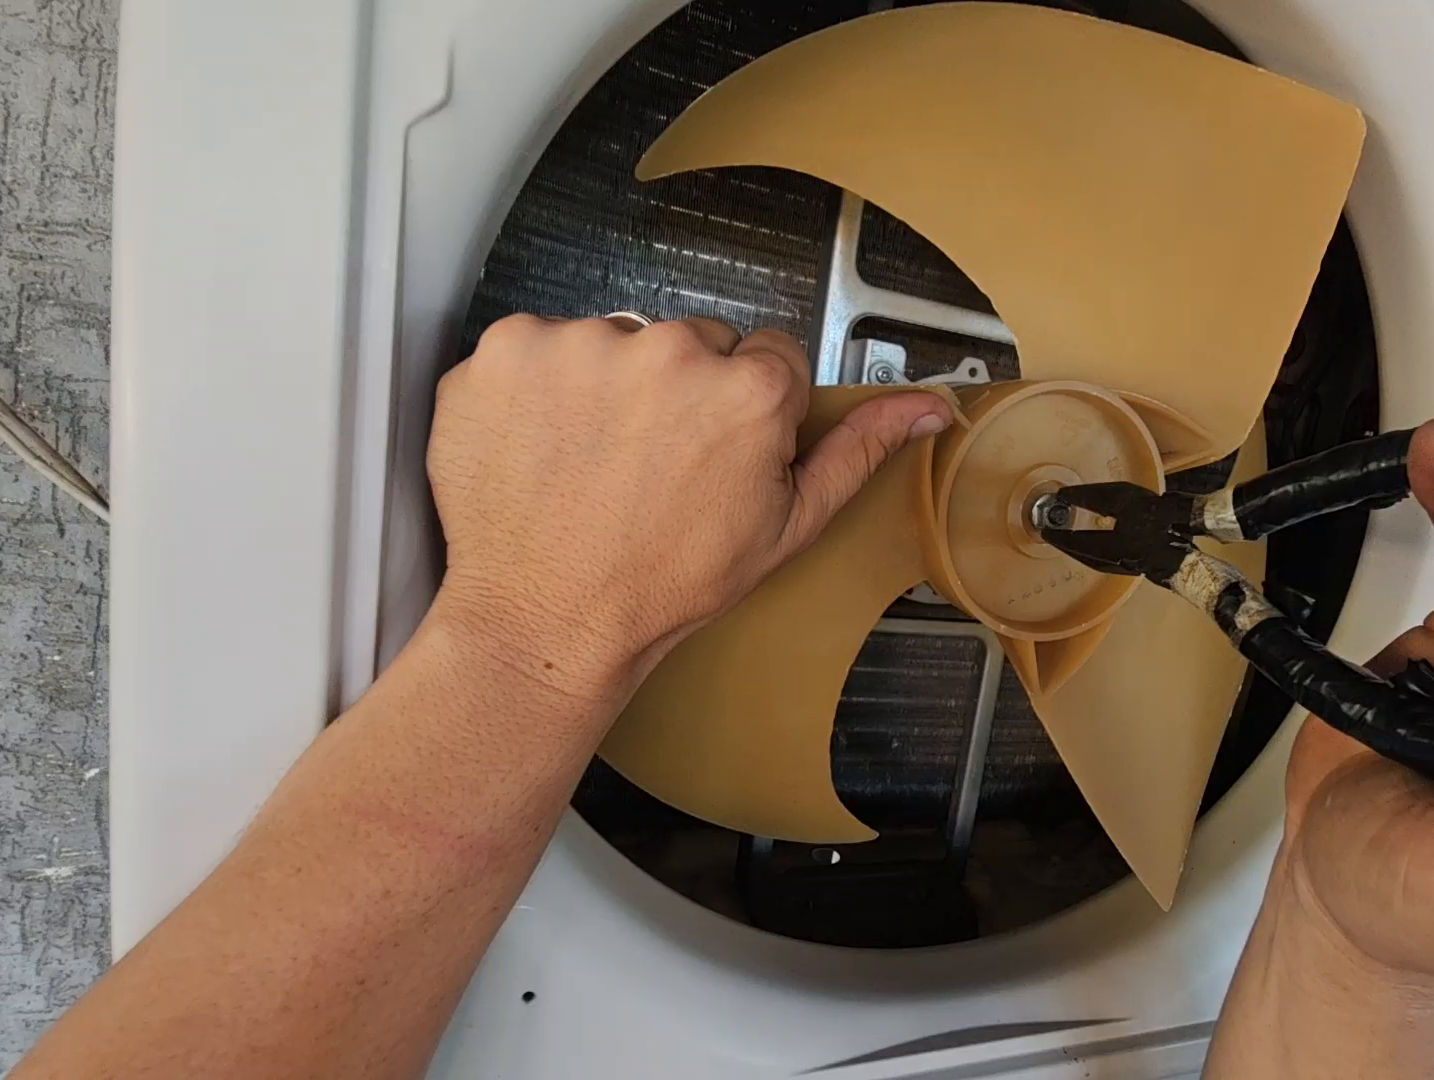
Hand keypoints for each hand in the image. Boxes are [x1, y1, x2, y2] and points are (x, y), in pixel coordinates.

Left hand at [426, 314, 953, 687]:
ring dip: (620, 384)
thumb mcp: (787, 524)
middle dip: (689, 389)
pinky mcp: (510, 346)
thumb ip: (858, 451)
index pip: (770, 357)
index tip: (724, 445)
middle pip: (698, 342)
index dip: (751, 407)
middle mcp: (671, 349)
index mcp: (749, 391)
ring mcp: (583, 342)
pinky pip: (551, 344)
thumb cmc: (670, 580)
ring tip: (605, 459)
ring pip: (626, 341)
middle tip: (662, 461)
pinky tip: (554, 443)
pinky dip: (551, 385)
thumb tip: (923, 409)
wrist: (550, 618)